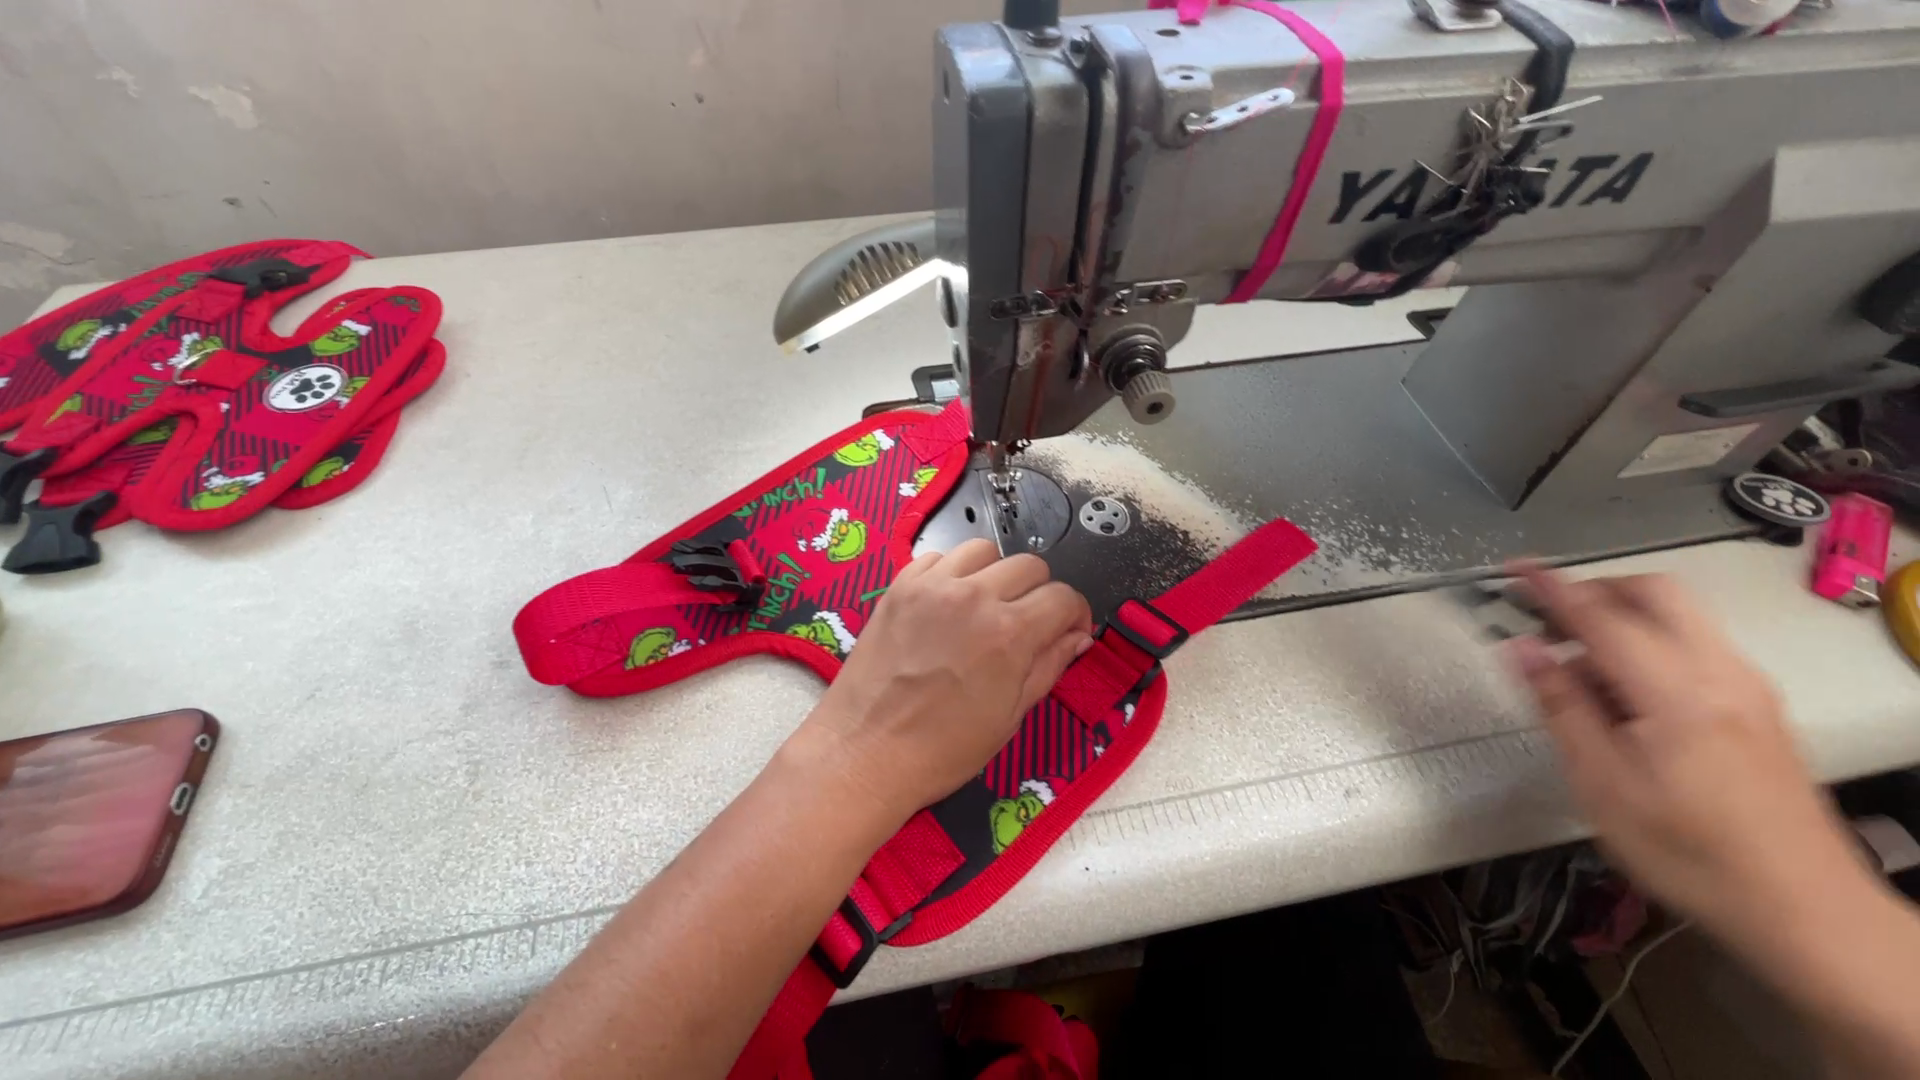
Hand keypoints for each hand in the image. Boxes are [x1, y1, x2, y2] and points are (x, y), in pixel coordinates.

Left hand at [792, 539, 1092, 820]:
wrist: (865, 753)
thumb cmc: (942, 750)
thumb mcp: (1010, 716)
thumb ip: (1049, 666)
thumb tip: (1076, 637)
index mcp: (1009, 633)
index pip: (1062, 597)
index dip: (1075, 614)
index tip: (1070, 630)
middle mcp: (972, 597)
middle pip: (1028, 566)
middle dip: (1040, 592)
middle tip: (1030, 622)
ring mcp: (931, 587)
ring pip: (982, 550)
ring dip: (996, 573)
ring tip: (988, 605)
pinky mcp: (898, 587)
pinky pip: (937, 558)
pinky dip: (953, 573)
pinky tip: (949, 604)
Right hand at [1509, 565, 1871, 949]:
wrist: (1806, 909)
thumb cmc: (1689, 852)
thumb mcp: (1602, 784)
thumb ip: (1561, 706)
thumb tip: (1521, 649)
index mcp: (1677, 693)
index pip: (1602, 616)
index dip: (1551, 587)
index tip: (1513, 569)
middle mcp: (1722, 674)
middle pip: (1656, 593)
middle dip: (1595, 590)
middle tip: (1545, 615)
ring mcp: (1750, 687)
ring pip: (1681, 614)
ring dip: (1622, 616)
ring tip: (1576, 661)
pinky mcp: (1760, 706)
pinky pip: (1697, 643)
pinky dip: (1650, 640)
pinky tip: (1622, 689)